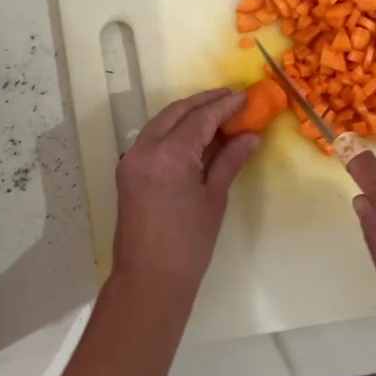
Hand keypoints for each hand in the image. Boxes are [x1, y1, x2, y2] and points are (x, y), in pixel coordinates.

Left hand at [111, 89, 259, 296]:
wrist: (149, 278)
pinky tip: (193, 134)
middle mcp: (145, 148)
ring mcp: (131, 159)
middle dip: (204, 102)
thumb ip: (229, 161)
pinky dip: (172, 130)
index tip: (245, 97)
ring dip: (187, 114)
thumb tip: (249, 136)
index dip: (224, 106)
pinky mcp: (126, 171)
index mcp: (169, 154)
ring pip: (161, 123)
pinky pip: (151, 139)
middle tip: (231, 97)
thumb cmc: (189, 243)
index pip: (200, 118)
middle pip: (176, 112)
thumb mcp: (214, 198)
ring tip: (216, 111)